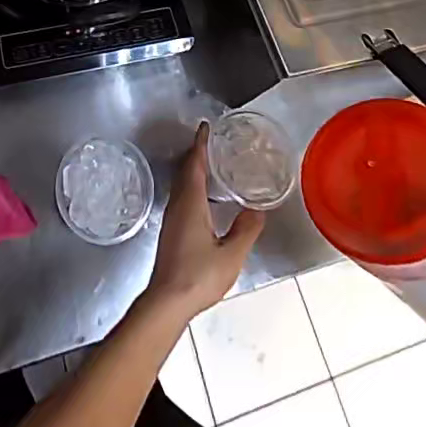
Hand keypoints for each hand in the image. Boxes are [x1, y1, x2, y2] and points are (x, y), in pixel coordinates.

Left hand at [143, 123, 266, 322]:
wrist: (168, 299)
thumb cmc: (199, 275)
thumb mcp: (231, 254)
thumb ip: (245, 230)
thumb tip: (257, 209)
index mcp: (190, 204)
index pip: (194, 166)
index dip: (200, 145)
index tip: (205, 127)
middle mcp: (177, 205)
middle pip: (185, 172)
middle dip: (197, 154)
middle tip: (212, 142)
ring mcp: (172, 218)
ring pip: (182, 185)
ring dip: (193, 170)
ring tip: (210, 165)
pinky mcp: (171, 231)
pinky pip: (182, 197)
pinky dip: (192, 187)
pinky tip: (204, 199)